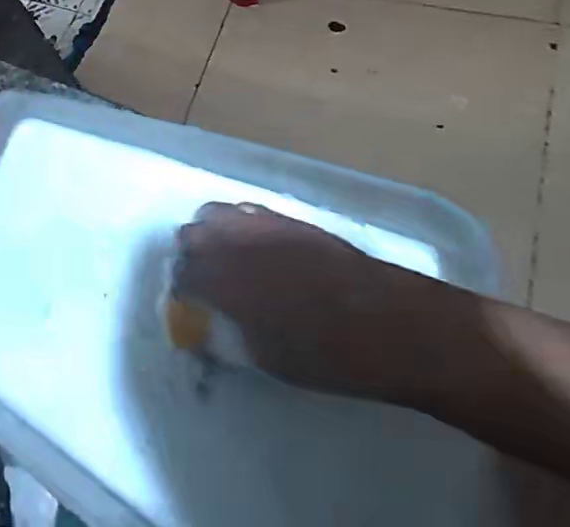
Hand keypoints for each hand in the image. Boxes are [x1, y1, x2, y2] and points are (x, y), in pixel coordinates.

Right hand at [172, 202, 420, 397]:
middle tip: (203, 281)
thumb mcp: (265, 358)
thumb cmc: (326, 353)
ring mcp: (264, 224)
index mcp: (225, 278)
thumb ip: (226, 339)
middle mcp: (237, 241)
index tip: (187, 305)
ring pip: (217, 213)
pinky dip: (240, 226)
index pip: (182, 272)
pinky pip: (248, 211)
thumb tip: (205, 333)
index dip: (180, 289)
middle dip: (190, 255)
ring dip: (212, 233)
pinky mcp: (290, 218)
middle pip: (192, 233)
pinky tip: (257, 250)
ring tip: (226, 259)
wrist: (389, 322)